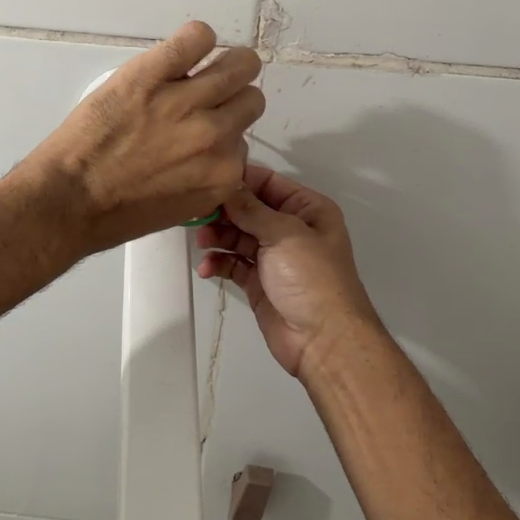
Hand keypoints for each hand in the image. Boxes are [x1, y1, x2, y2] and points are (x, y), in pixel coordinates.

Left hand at [23, 21, 263, 253]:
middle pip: (250, 98)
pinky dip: (196, 40)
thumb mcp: (181, 207)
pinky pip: (197, 37)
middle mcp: (215, 136)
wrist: (69, 200)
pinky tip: (180, 54)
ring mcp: (185, 102)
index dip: (224, 133)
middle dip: (230, 99)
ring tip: (198, 69)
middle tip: (204, 100)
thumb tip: (213, 150)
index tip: (204, 133)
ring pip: (238, 64)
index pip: (245, 137)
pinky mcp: (152, 74)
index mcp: (224, 173)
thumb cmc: (117, 212)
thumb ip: (207, 175)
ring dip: (224, 65)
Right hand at [196, 165, 380, 376]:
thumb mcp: (284, 234)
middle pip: (249, 210)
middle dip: (223, 212)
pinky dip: (219, 263)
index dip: (239, 180)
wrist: (323, 339)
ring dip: (218, 237)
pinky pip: (234, 264)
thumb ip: (251, 209)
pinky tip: (207, 268)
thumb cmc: (312, 278)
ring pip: (238, 237)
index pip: (268, 183)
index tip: (208, 181)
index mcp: (308, 209)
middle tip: (196, 214)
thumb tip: (227, 186)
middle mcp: (291, 229)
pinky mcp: (259, 282)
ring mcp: (274, 257)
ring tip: (202, 243)